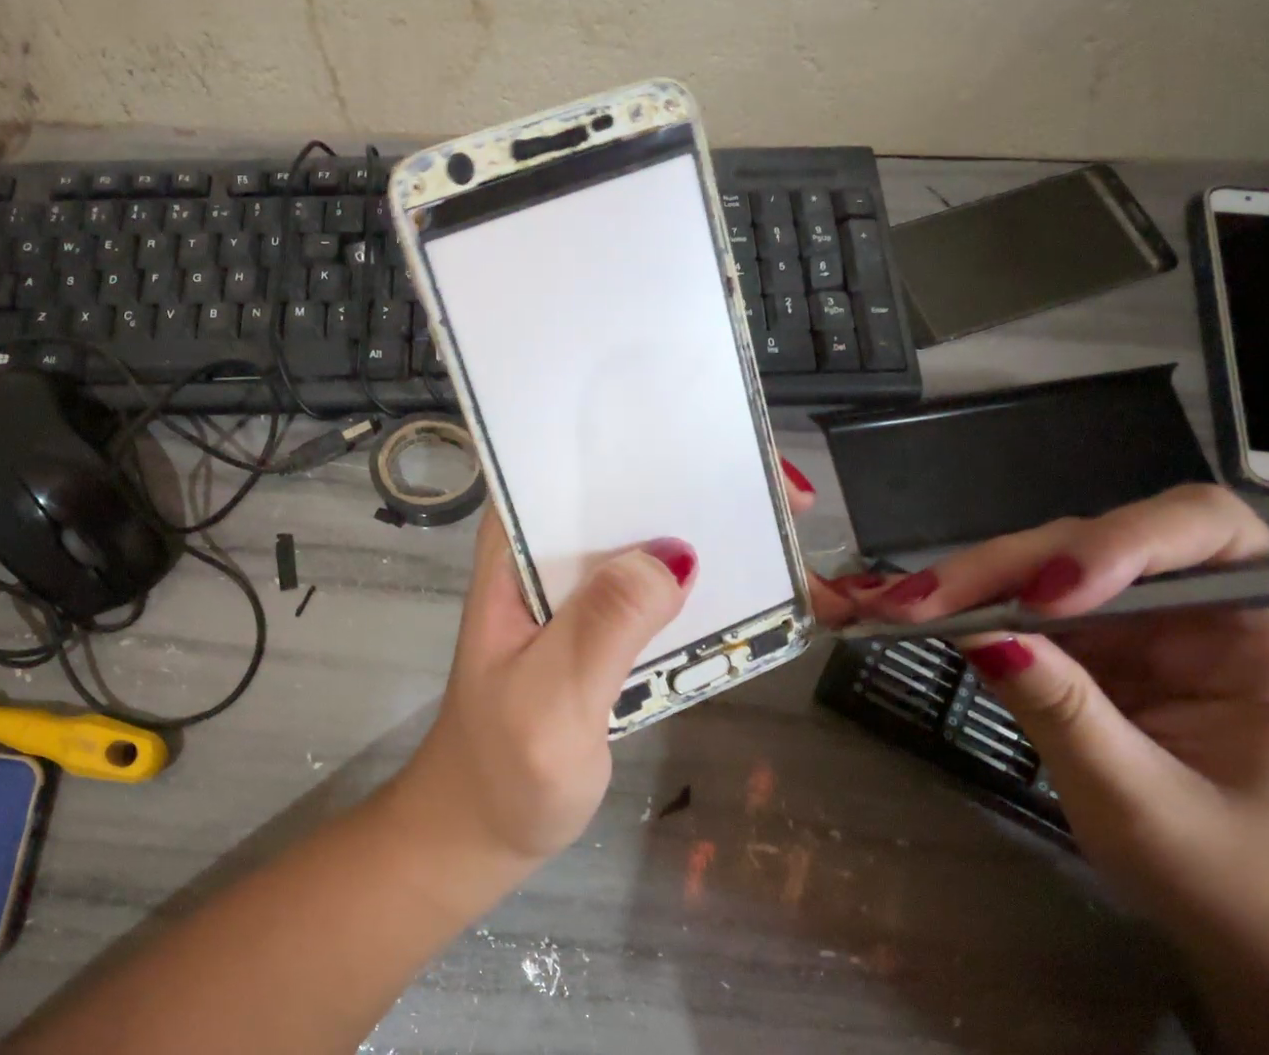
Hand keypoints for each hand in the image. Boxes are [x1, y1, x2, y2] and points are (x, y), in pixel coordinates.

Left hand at [394, 459, 822, 864]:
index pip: (568, 466)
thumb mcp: (550, 701)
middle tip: (781, 491)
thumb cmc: (503, 770)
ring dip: (705, 532)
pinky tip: (755, 585)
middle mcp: (543, 557)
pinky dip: (701, 587)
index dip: (638, 442)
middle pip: (619, 495)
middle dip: (692, 483)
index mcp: (513, 551)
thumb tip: (674, 555)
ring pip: (644, 541)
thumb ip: (603, 628)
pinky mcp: (602, 629)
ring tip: (784, 526)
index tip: (716, 438)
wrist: (484, 830)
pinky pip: (656, 592)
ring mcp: (575, 594)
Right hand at [815, 484, 1268, 941]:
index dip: (1119, 543)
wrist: (1233, 914)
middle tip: (908, 601)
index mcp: (1261, 635)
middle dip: (998, 569)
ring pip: (1037, 566)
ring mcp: (1131, 620)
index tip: (1043, 597)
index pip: (1202, 534)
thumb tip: (978, 636)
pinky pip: (1010, 604)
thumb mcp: (1140, 803)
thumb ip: (1065, 712)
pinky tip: (888, 605)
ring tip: (879, 603)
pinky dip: (949, 605)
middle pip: (1089, 544)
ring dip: (959, 582)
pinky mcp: (1080, 641)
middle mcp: (1193, 606)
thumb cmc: (1221, 872)